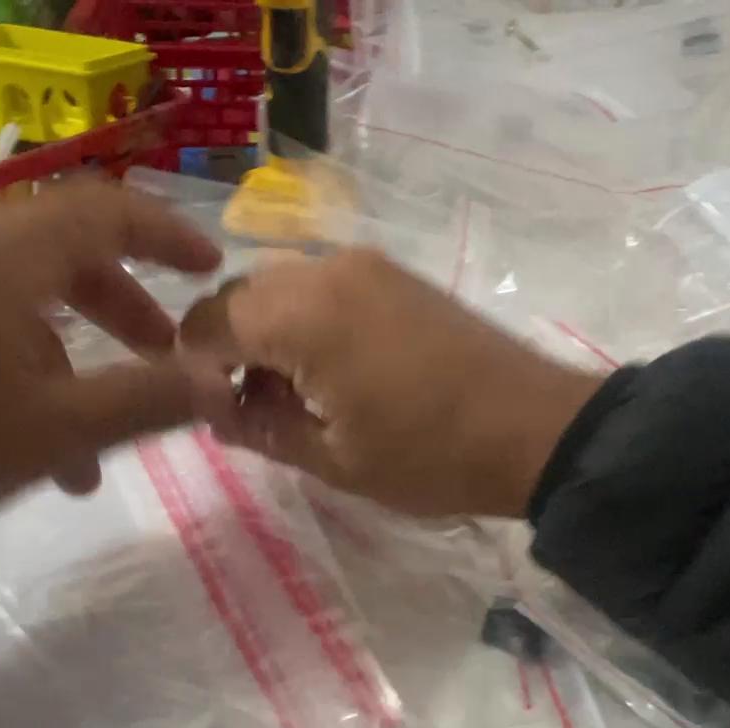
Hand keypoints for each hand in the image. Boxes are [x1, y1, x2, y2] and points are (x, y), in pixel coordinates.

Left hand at [0, 180, 221, 552]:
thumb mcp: (48, 430)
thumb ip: (142, 401)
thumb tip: (219, 385)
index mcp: (2, 252)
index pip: (107, 210)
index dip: (169, 235)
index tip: (212, 269)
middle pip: (64, 254)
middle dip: (124, 309)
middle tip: (163, 357)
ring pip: (17, 300)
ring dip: (69, 358)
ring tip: (91, 443)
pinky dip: (15, 366)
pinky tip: (22, 441)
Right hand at [181, 249, 604, 517]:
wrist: (534, 429)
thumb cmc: (429, 457)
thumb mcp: (333, 460)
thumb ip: (259, 428)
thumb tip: (217, 411)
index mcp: (303, 314)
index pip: (206, 323)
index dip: (194, 372)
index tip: (219, 417)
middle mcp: (327, 269)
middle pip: (240, 297)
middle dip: (230, 352)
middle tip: (255, 412)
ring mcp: (365, 265)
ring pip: (280, 288)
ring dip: (268, 337)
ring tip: (297, 398)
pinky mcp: (393, 274)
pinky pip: (321, 287)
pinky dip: (305, 323)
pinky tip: (332, 373)